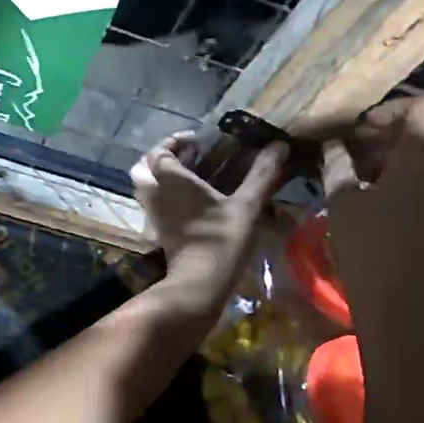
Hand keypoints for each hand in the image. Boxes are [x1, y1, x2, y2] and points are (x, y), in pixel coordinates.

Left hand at [130, 133, 289, 313]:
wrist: (200, 282)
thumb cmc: (221, 239)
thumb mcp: (247, 205)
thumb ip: (262, 174)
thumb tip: (279, 144)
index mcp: (170, 180)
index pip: (160, 150)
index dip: (176, 141)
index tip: (199, 140)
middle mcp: (154, 192)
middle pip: (144, 165)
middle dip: (162, 156)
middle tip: (190, 155)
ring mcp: (153, 212)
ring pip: (144, 185)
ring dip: (160, 174)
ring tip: (191, 174)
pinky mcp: (158, 228)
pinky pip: (153, 201)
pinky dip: (164, 192)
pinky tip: (191, 197)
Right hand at [322, 97, 423, 300]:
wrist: (407, 304)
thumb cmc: (370, 244)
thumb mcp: (342, 200)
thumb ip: (340, 166)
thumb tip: (336, 146)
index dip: (392, 110)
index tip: (361, 130)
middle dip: (389, 139)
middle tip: (352, 155)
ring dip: (398, 162)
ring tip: (360, 179)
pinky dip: (410, 181)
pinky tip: (378, 200)